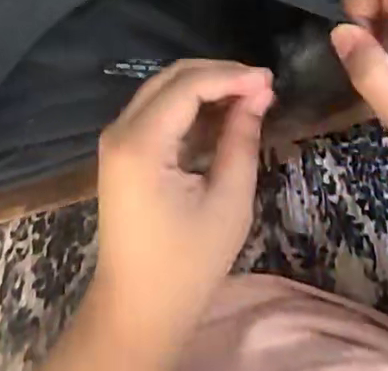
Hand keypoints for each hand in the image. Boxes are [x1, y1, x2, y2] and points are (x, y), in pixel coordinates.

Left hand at [83, 59, 273, 360]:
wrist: (136, 312)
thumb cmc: (186, 266)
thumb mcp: (228, 204)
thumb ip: (241, 140)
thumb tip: (259, 93)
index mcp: (141, 143)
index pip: (188, 85)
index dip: (231, 76)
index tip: (269, 79)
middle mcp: (121, 130)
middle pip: (173, 78)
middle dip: (220, 74)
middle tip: (262, 84)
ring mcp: (118, 138)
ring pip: (165, 88)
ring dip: (207, 85)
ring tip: (250, 95)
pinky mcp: (123, 149)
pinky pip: (159, 109)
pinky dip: (192, 105)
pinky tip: (224, 113)